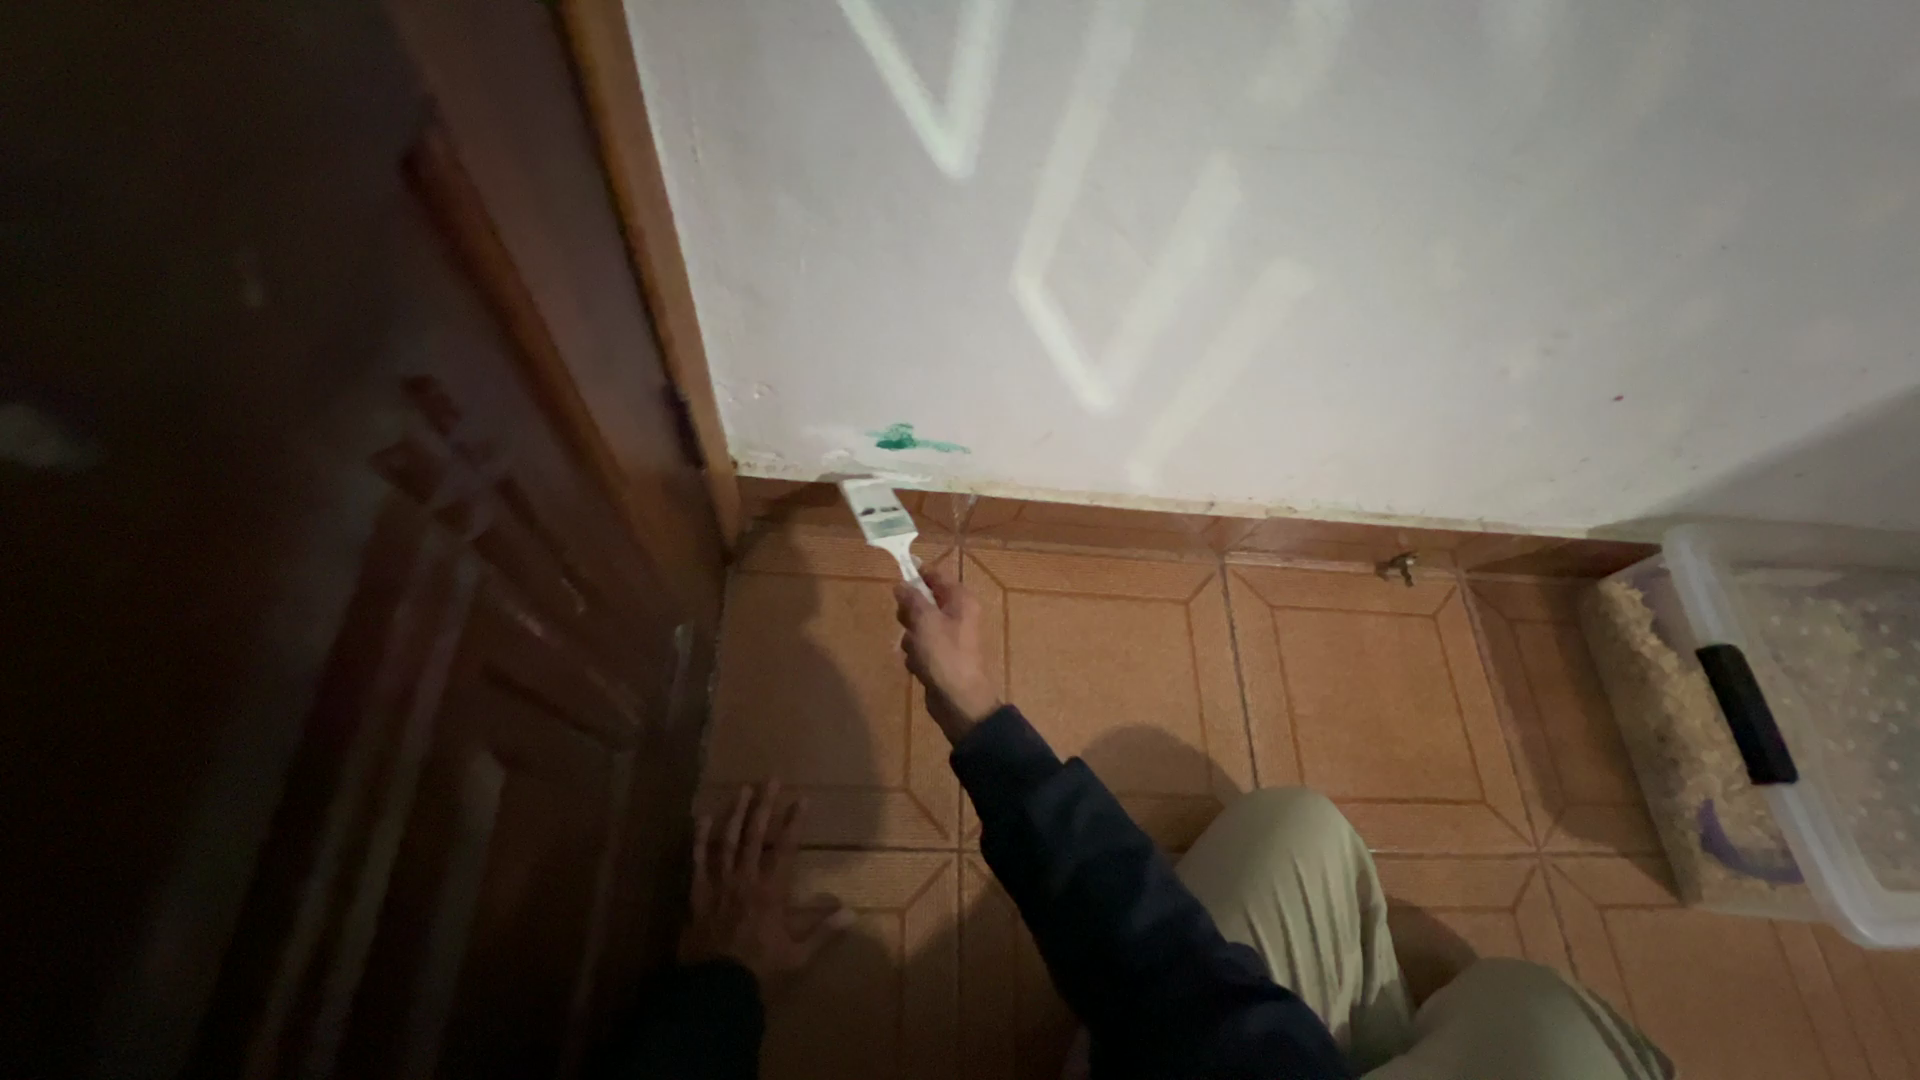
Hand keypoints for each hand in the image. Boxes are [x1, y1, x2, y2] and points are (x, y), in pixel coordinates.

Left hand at [678, 781, 851, 989]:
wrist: (715, 990)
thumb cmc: (760, 970)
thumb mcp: (798, 954)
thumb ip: (824, 930)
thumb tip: (852, 911)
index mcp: (771, 891)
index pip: (785, 848)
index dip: (794, 821)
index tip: (802, 798)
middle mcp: (746, 880)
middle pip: (755, 836)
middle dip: (765, 805)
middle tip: (771, 779)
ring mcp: (720, 885)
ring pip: (727, 841)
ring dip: (737, 813)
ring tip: (743, 789)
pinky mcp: (698, 895)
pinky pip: (698, 862)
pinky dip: (700, 840)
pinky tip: (703, 818)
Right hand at [895, 563, 1002, 743]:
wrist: (959, 700)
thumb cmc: (944, 654)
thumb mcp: (925, 621)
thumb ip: (912, 598)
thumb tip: (902, 584)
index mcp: (960, 600)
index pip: (938, 575)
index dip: (918, 574)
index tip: (898, 578)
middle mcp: (957, 614)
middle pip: (924, 601)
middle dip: (910, 613)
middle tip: (907, 623)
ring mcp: (949, 637)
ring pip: (918, 625)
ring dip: (910, 638)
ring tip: (915, 651)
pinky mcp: (941, 656)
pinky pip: (920, 647)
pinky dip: (916, 655)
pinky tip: (918, 666)